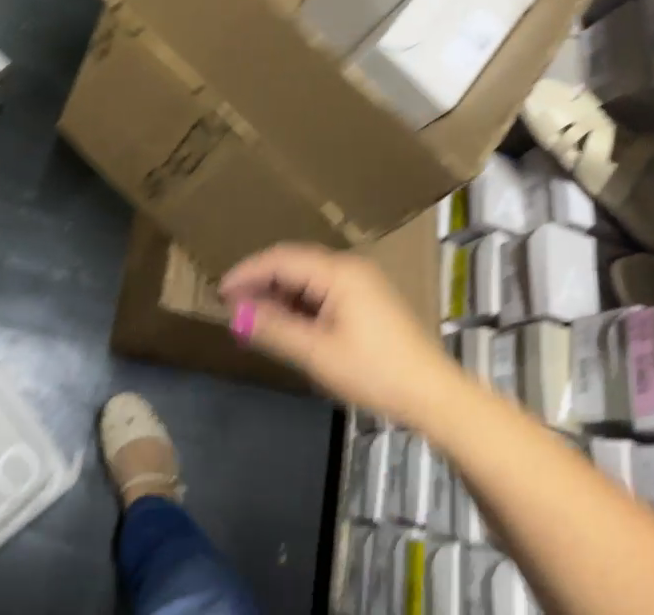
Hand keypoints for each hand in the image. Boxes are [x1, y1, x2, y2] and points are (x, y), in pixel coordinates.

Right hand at [220, 244, 461, 427]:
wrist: (434, 394)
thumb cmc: (375, 372)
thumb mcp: (317, 353)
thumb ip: (274, 329)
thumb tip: (235, 312)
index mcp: (338, 272)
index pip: (281, 259)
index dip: (247, 272)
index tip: (219, 291)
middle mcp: (350, 268)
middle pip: (294, 264)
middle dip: (261, 281)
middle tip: (231, 304)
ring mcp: (362, 283)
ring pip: (308, 278)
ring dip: (279, 293)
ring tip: (252, 316)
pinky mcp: (368, 301)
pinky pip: (323, 290)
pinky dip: (299, 303)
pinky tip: (286, 323)